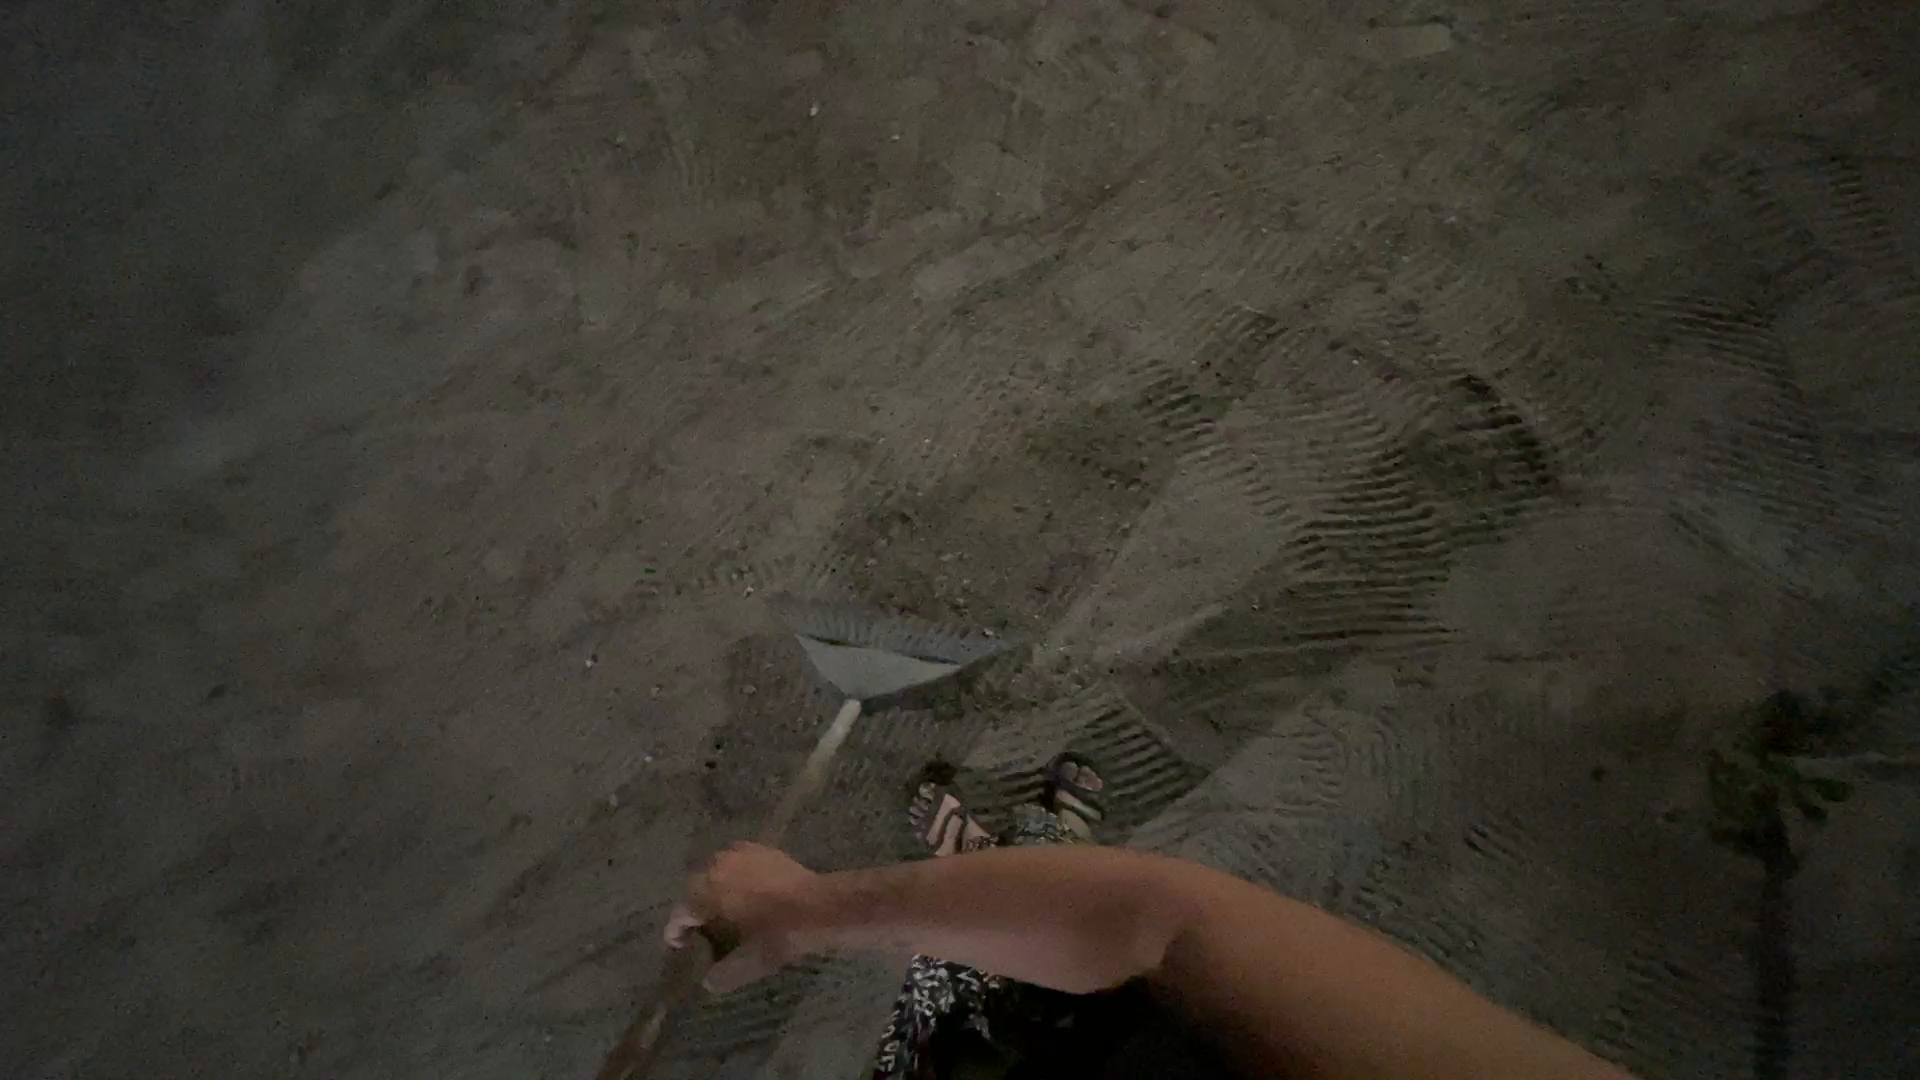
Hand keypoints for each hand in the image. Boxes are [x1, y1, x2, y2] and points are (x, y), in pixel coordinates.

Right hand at [665, 842, 821, 992]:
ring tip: (723, 910)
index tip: (680, 946)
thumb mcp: (749, 963)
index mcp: (709, 891)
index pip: (680, 911)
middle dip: (694, 907)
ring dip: (714, 888)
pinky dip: (735, 875)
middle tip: (701, 930)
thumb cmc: (780, 934)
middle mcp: (720, 865)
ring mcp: (743, 852)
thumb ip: (722, 974)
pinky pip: (738, 861)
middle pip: (695, 887)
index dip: (676, 931)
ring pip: (716, 870)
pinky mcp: (764, 849)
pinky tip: (746, 892)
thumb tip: (709, 981)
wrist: (819, 905)